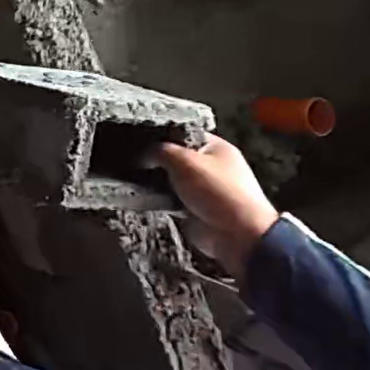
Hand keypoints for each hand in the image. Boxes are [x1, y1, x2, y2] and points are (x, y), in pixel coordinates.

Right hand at [147, 134, 278, 278]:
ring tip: (132, 177)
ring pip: (171, 180)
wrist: (237, 235)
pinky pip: (170, 199)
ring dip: (156, 181)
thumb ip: (160, 151)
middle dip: (156, 160)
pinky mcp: (194, 209)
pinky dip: (159, 199)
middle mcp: (210, 166)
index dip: (162, 135)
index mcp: (216, 148)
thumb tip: (143, 155)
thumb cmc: (216, 190)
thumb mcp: (184, 161)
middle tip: (133, 160)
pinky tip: (142, 195)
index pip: (184, 134)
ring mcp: (202, 189)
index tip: (139, 140)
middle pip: (176, 158)